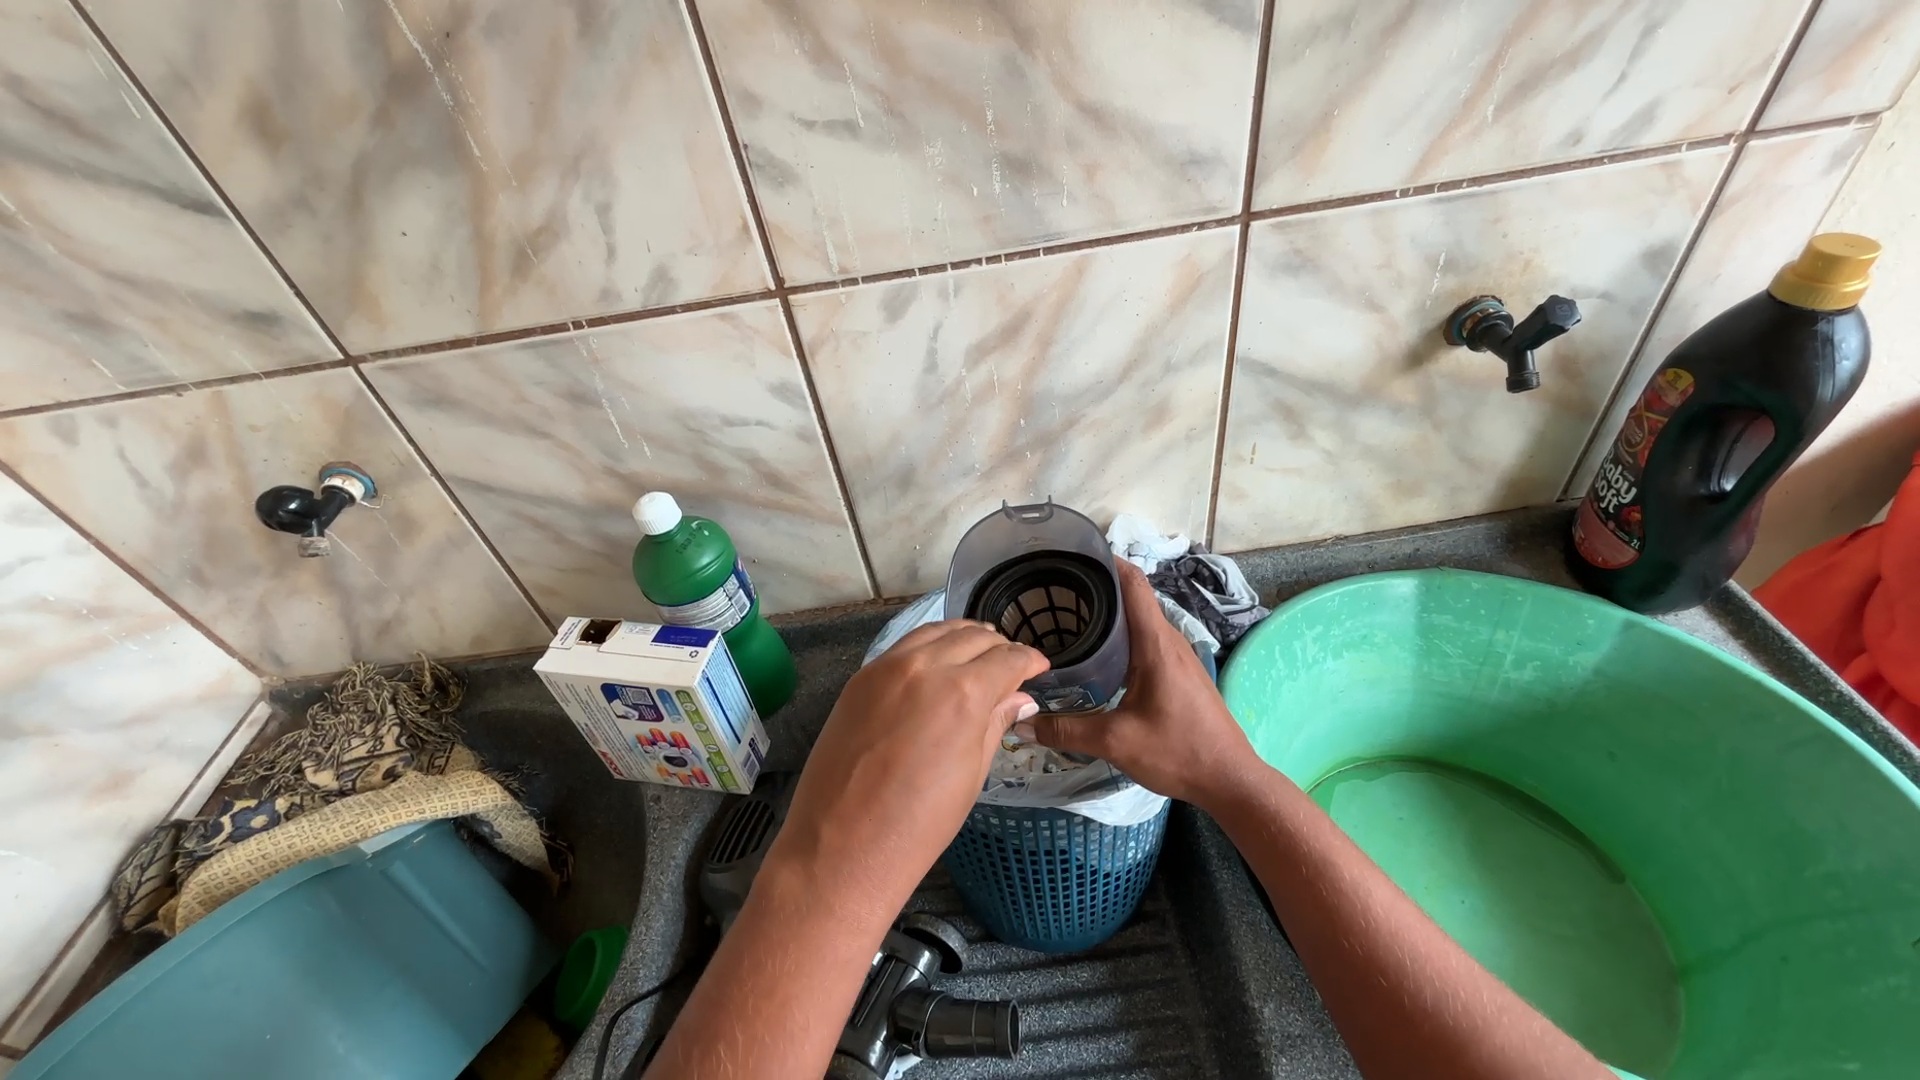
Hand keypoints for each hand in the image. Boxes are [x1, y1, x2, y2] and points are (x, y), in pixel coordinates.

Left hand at [769, 620, 1048, 919]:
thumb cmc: (919, 823)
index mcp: (963, 693)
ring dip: (964, 638)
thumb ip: (994, 723)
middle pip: (973, 637)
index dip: (1030, 661)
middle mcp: (926, 667)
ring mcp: (887, 667)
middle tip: (1011, 666)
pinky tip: (938, 662)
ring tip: (978, 656)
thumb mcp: (971, 774)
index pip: (1007, 659)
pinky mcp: (861, 677)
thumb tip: (1018, 697)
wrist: (842, 844)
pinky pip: (905, 645)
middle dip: (1000, 647)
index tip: (1039, 668)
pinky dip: (930, 645)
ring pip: (937, 631)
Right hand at [1034, 558, 1265, 809]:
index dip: (1105, 562)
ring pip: (1138, 621)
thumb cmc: (1178, 751)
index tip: (1071, 558)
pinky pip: (1144, 641)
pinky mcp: (1178, 673)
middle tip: (1052, 594)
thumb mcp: (1115, 741)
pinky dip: (1119, 637)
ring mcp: (1176, 656)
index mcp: (1156, 643)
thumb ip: (1066, 730)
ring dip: (1107, 615)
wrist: (1229, 779)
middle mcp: (1168, 640)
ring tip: (1066, 621)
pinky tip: (1096, 657)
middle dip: (1095, 589)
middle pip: (1132, 598)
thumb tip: (1021, 724)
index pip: (1133, 582)